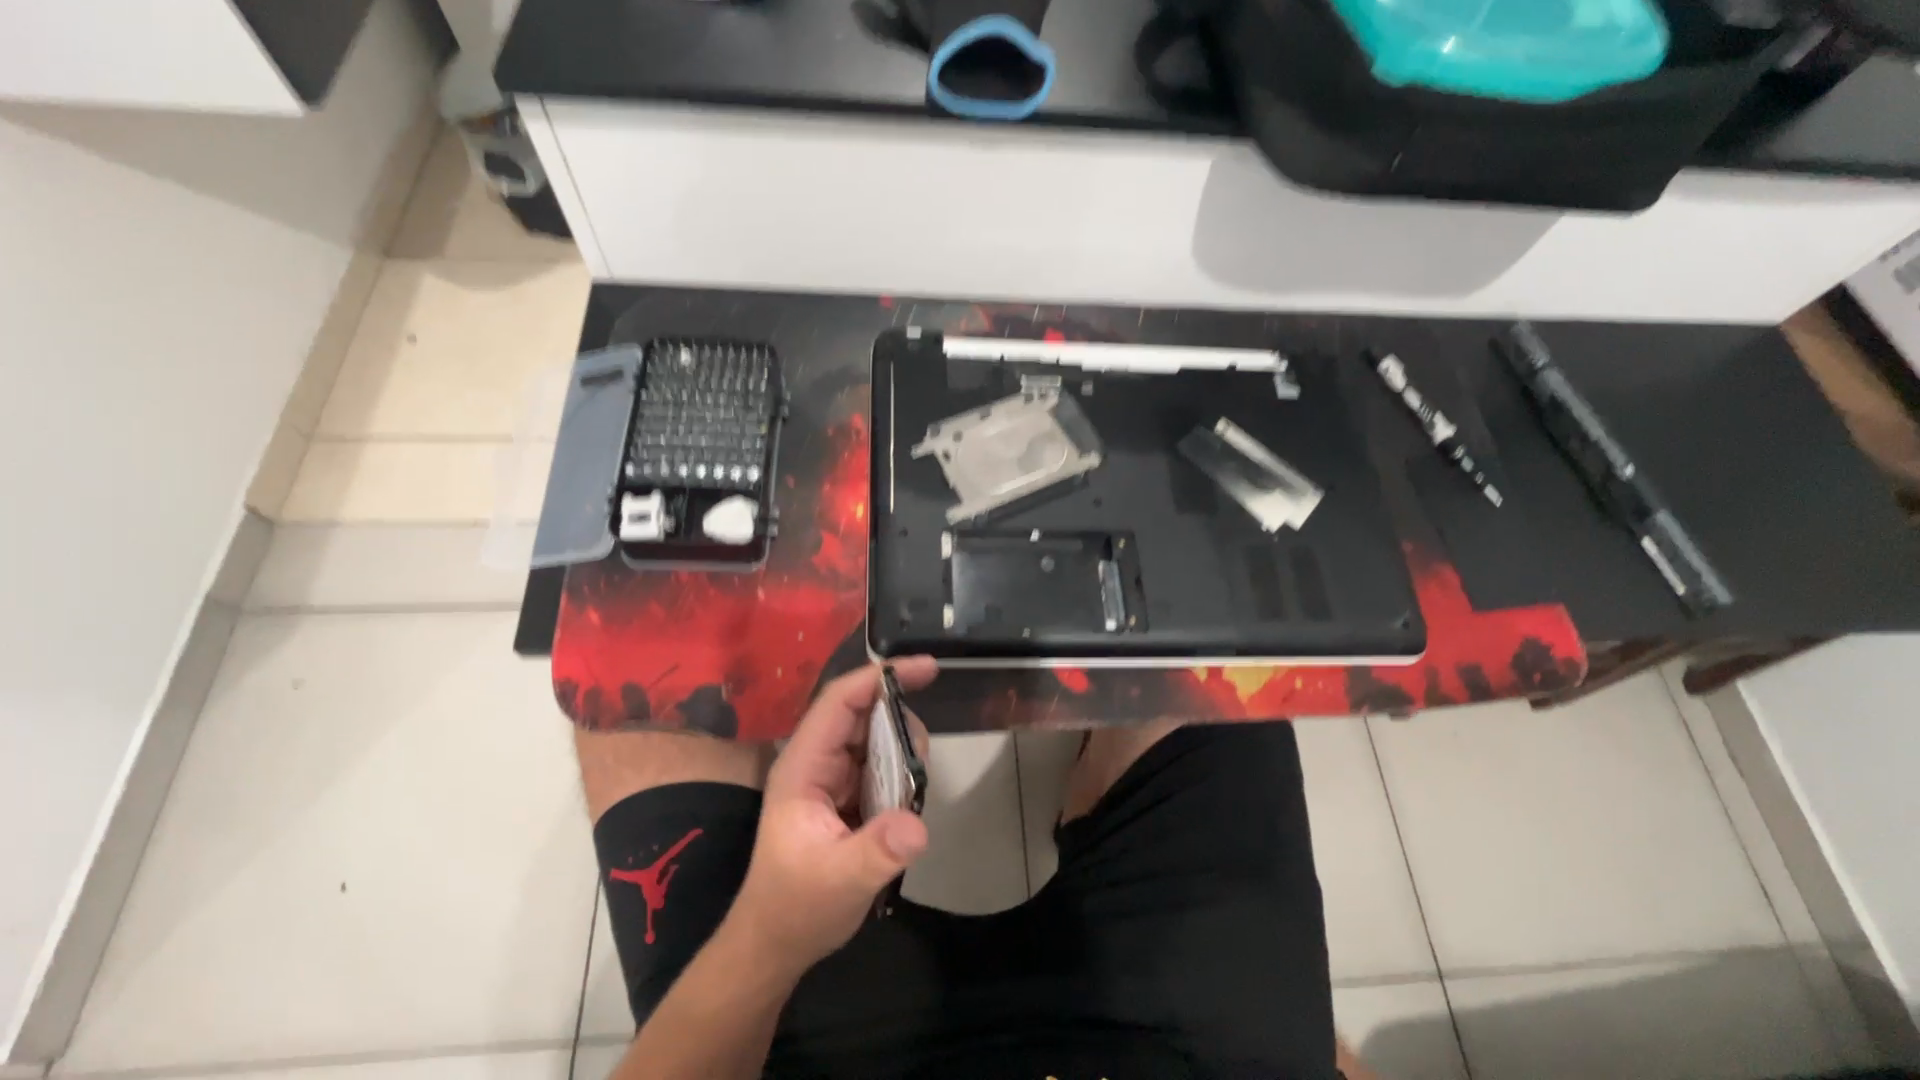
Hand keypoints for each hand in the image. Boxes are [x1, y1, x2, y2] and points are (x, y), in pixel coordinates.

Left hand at [728, 657, 938, 975]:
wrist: (776, 942)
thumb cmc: (797, 908)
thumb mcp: (841, 881)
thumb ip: (878, 851)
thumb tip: (919, 825)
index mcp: (802, 767)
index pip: (839, 704)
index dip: (879, 679)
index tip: (925, 668)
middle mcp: (814, 763)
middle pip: (860, 714)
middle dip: (899, 718)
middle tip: (925, 756)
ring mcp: (830, 778)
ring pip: (873, 738)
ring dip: (902, 748)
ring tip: (915, 787)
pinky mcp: (845, 796)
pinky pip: (878, 765)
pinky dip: (901, 771)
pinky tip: (910, 797)